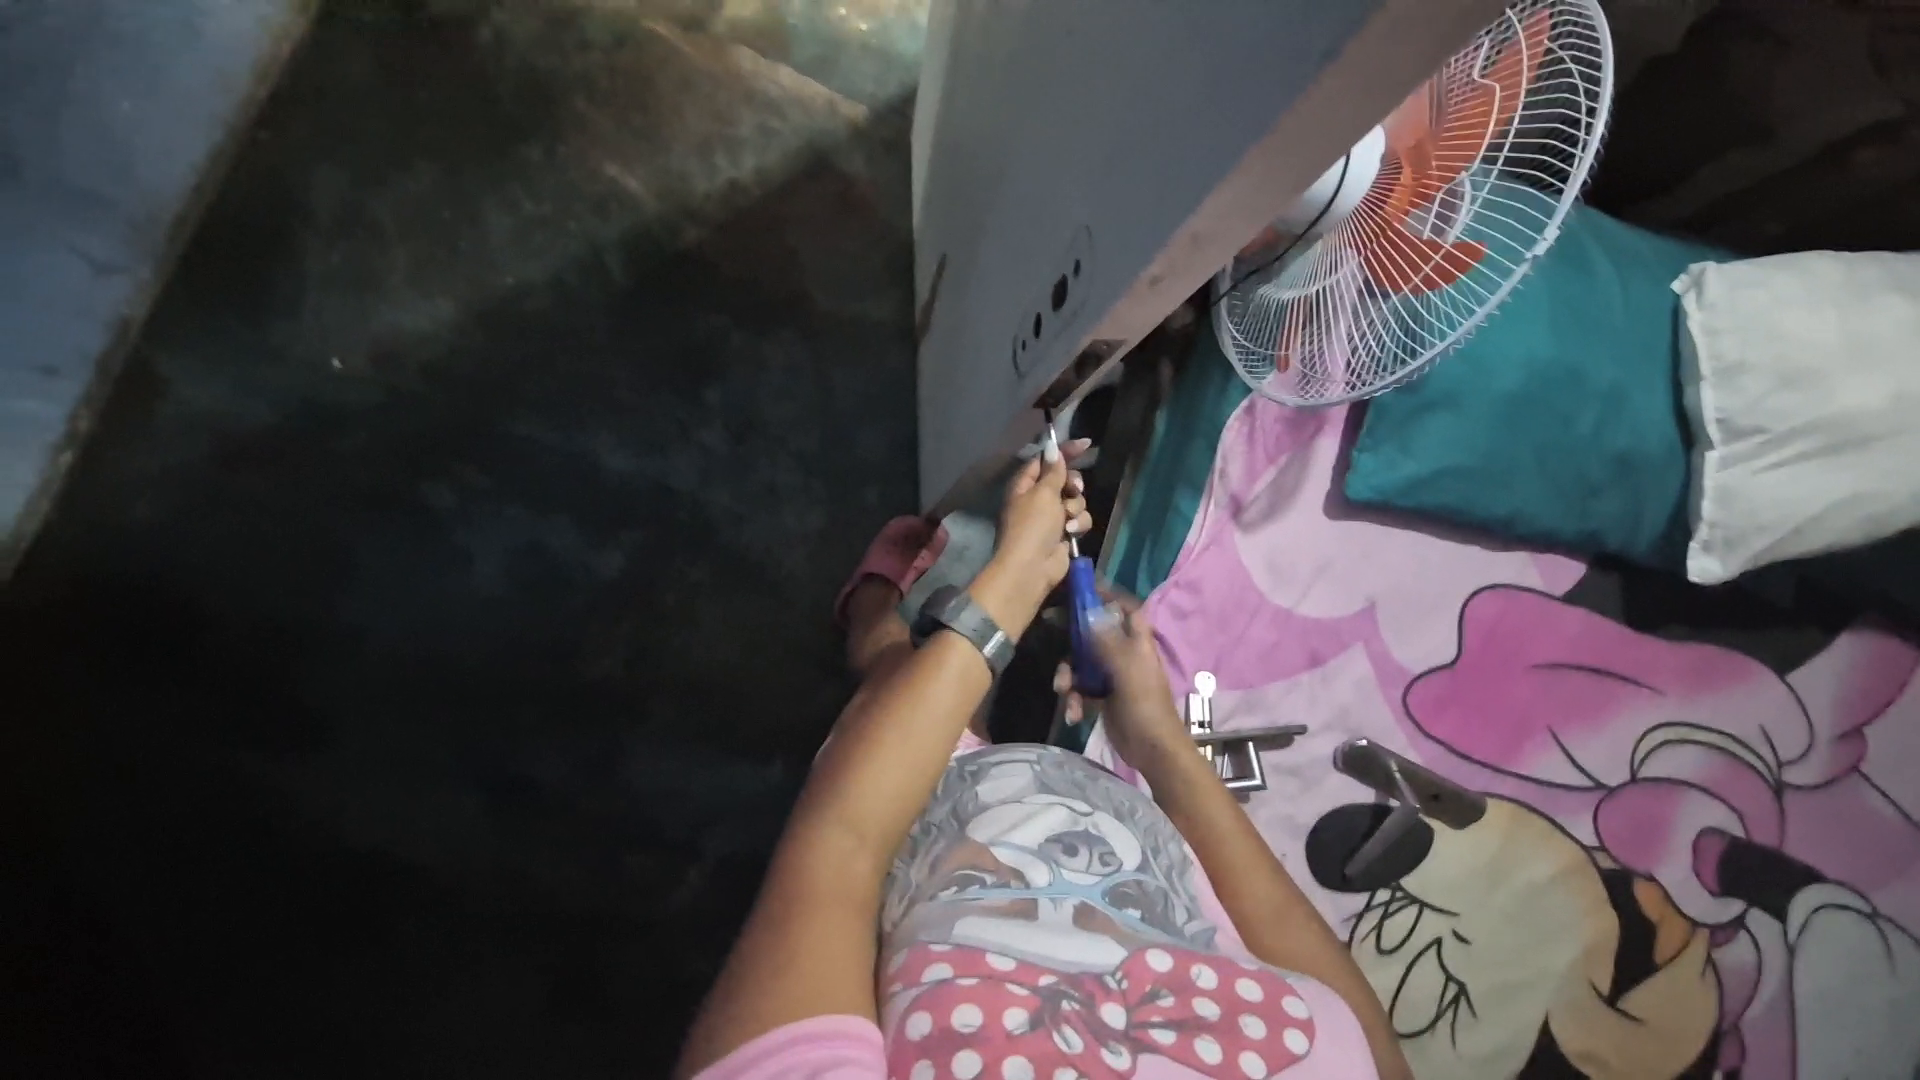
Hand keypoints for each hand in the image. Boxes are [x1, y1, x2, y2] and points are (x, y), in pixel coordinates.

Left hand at [975, 439, 1090, 627]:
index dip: (1064, 451)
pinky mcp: (1063, 534)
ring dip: (1075, 507)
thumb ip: (1053, 471)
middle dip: (1073, 484)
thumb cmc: (1033, 525)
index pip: (1045, 460)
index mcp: (1025, 485)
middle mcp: (1037, 499)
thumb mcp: (1043, 493)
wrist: (1032, 567)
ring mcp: (1051, 517)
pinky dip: (1077, 524)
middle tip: (1073, 489)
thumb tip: (1052, 448)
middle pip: (1064, 479)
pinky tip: (1070, 533)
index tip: (1086, 444)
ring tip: (1067, 518)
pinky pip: (1079, 520)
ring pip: (1076, 500)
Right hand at [1055, 589, 1187, 768]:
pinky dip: (1074, 700)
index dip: (1109, 597)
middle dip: (1073, 641)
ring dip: (1068, 677)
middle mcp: (1124, 656)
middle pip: (1094, 635)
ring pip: (1082, 664)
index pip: (1126, 610)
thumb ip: (1106, 641)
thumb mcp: (1126, 670)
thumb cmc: (1145, 706)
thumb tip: (1088, 612)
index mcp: (1137, 644)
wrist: (1152, 751)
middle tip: (1052, 630)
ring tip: (1064, 691)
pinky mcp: (1102, 699)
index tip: (1084, 590)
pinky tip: (1074, 714)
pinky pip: (1081, 690)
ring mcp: (1112, 678)